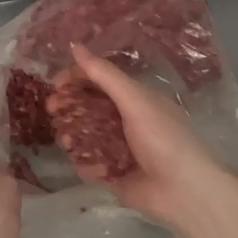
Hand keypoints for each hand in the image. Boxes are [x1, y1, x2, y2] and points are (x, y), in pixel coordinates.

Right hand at [66, 44, 237, 229]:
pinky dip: (87, 164)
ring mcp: (119, 149)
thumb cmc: (163, 139)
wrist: (185, 191)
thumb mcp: (134, 100)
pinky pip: (91, 164)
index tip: (55, 84)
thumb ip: (104, 75)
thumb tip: (75, 46)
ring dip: (73, 136)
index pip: (100, 82)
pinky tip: (91, 167)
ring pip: (85, 136)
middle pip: (88, 108)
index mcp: (135, 100)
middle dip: (69, 107)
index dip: (76, 79)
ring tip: (67, 141)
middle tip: (53, 110)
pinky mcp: (114, 174)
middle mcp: (127, 122)